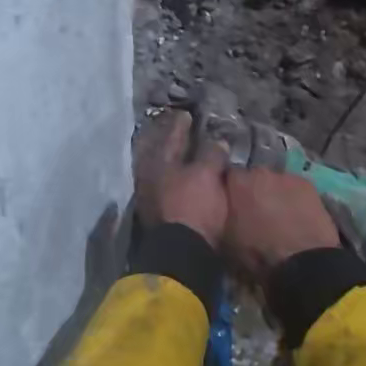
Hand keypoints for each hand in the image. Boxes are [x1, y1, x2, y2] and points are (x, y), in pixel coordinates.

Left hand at [133, 109, 228, 245]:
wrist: (182, 251)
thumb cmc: (194, 206)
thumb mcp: (208, 175)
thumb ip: (211, 154)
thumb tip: (217, 141)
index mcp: (159, 161)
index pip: (171, 136)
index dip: (180, 124)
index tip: (186, 114)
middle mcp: (148, 175)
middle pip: (157, 151)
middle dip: (166, 139)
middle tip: (175, 129)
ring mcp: (148, 196)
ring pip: (157, 169)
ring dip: (166, 159)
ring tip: (178, 152)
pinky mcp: (154, 214)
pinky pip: (160, 185)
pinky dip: (168, 177)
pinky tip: (178, 177)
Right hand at [222, 167, 339, 281]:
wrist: (303, 260)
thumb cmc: (259, 253)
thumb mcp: (227, 237)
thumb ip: (223, 213)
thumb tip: (223, 205)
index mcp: (238, 183)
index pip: (228, 176)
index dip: (231, 190)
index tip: (232, 204)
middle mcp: (261, 172)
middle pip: (254, 176)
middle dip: (254, 190)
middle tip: (256, 212)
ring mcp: (287, 176)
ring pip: (276, 182)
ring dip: (275, 193)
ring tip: (280, 216)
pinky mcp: (309, 184)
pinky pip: (295, 188)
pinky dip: (294, 199)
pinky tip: (298, 216)